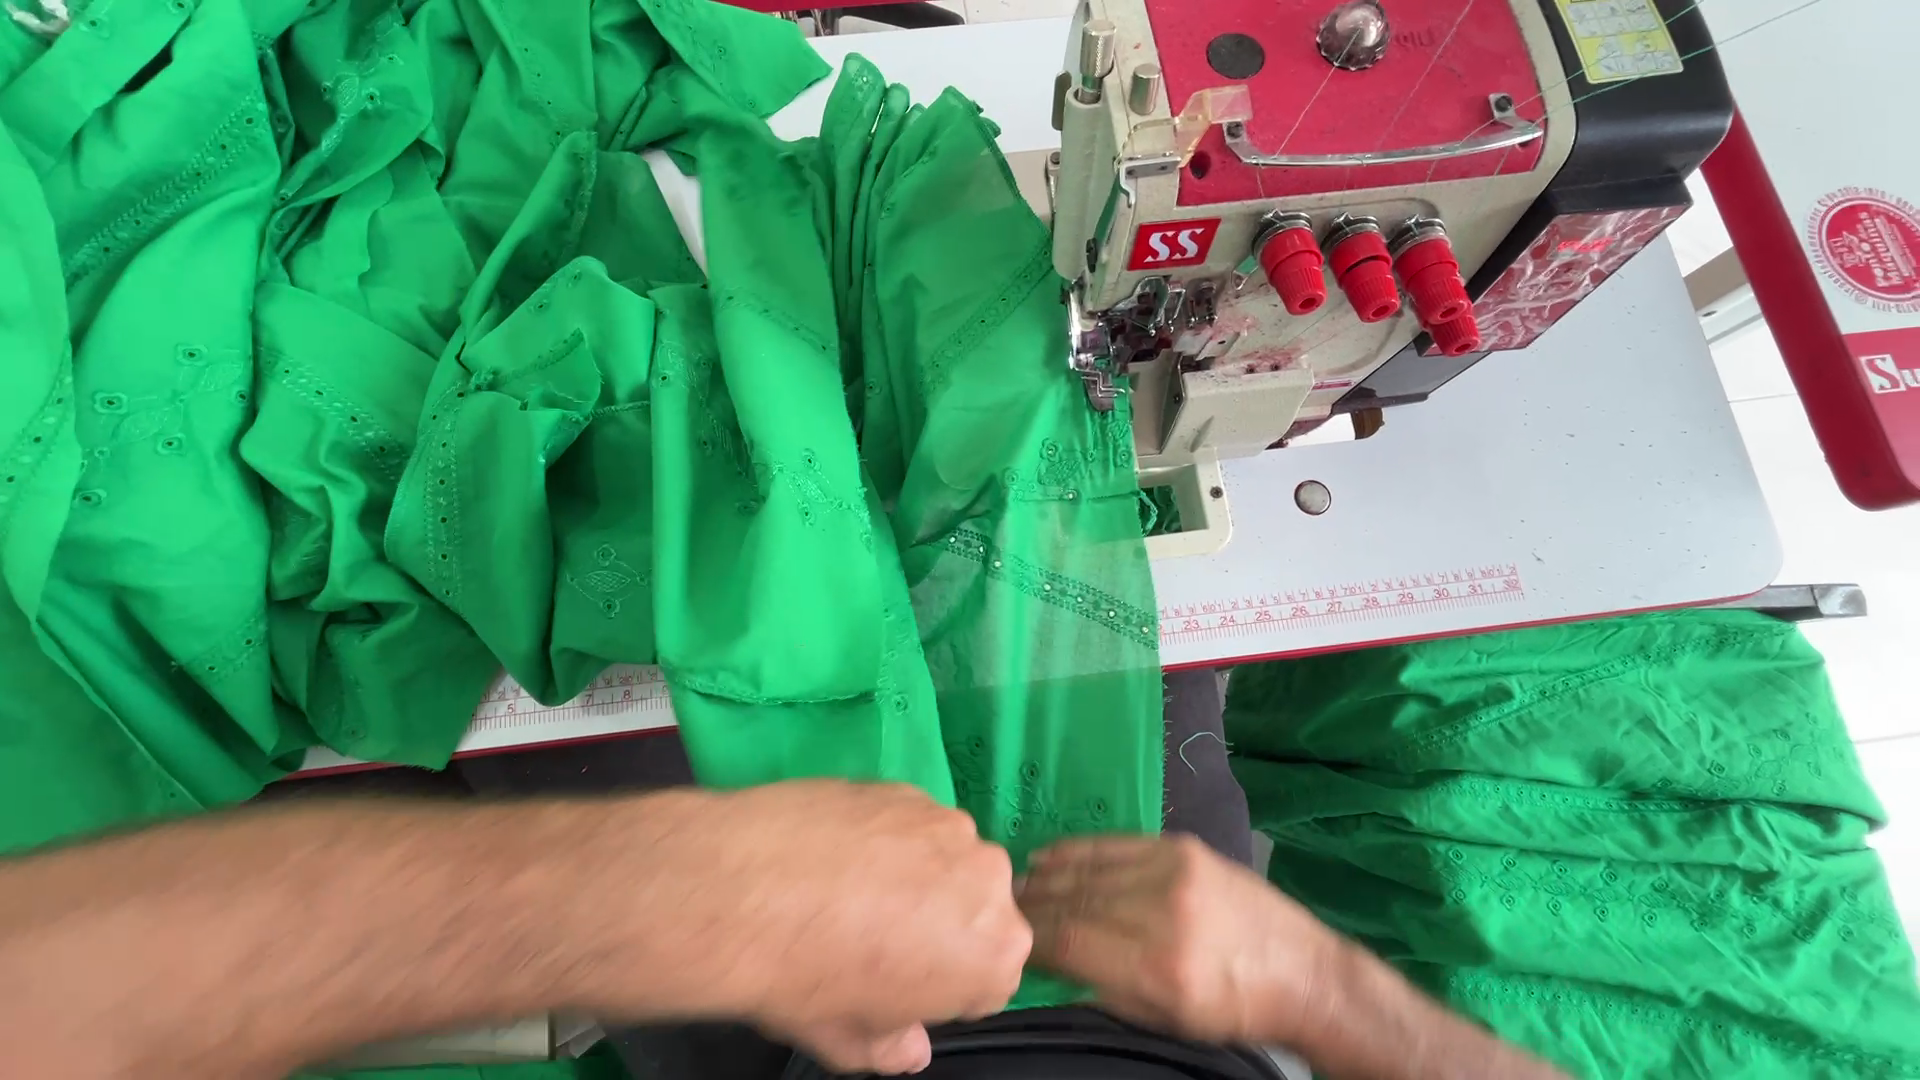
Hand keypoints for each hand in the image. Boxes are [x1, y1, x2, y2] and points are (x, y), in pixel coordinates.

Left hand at [590, 781, 1030, 1074]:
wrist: (749, 886)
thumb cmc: (810, 977)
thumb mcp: (852, 1042)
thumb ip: (895, 1048)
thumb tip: (909, 1049)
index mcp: (995, 952)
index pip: (991, 976)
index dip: (943, 985)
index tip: (901, 984)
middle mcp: (988, 877)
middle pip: (975, 906)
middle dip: (940, 920)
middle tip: (877, 932)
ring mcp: (947, 822)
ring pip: (944, 856)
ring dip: (914, 870)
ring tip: (852, 885)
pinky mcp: (906, 786)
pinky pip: (908, 820)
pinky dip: (885, 835)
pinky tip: (837, 851)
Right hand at [1017, 834, 1338, 1045]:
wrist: (1301, 970)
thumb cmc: (1231, 1009)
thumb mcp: (1165, 1019)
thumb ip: (1102, 987)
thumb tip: (1049, 959)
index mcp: (1158, 967)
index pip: (1072, 943)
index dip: (1034, 941)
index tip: (1009, 942)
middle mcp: (1161, 911)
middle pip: (1076, 902)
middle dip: (1033, 906)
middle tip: (1002, 908)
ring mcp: (1172, 871)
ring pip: (1090, 870)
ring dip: (1047, 876)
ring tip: (1017, 883)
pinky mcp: (1180, 846)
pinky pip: (1114, 845)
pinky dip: (1076, 851)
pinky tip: (1048, 856)